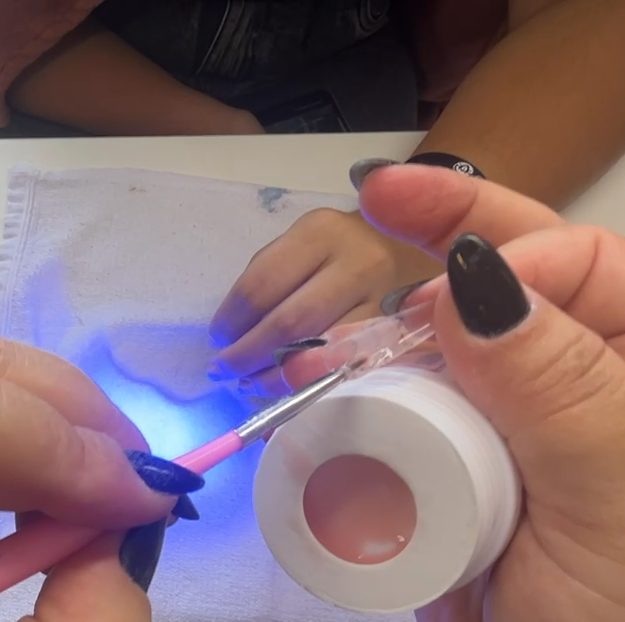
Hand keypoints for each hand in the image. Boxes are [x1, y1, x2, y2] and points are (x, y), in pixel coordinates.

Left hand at [210, 207, 440, 379]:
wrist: (408, 248)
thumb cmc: (334, 252)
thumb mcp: (300, 246)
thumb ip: (265, 283)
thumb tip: (229, 337)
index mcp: (318, 235)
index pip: (259, 287)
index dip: (230, 321)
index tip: (217, 339)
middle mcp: (354, 264)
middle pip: (287, 324)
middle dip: (246, 355)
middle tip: (223, 369)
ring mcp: (379, 302)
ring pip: (314, 352)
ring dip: (271, 375)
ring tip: (247, 381)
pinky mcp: (392, 334)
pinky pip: (338, 367)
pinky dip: (302, 381)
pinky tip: (282, 383)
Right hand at [359, 166, 624, 621]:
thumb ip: (566, 396)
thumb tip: (476, 281)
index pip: (590, 273)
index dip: (516, 258)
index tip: (440, 296)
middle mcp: (575, 395)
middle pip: (501, 293)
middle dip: (433, 250)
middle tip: (367, 208)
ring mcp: (497, 442)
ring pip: (429, 363)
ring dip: (371, 341)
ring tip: (316, 351)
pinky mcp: (436, 485)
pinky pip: (389, 427)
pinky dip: (345, 409)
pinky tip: (307, 400)